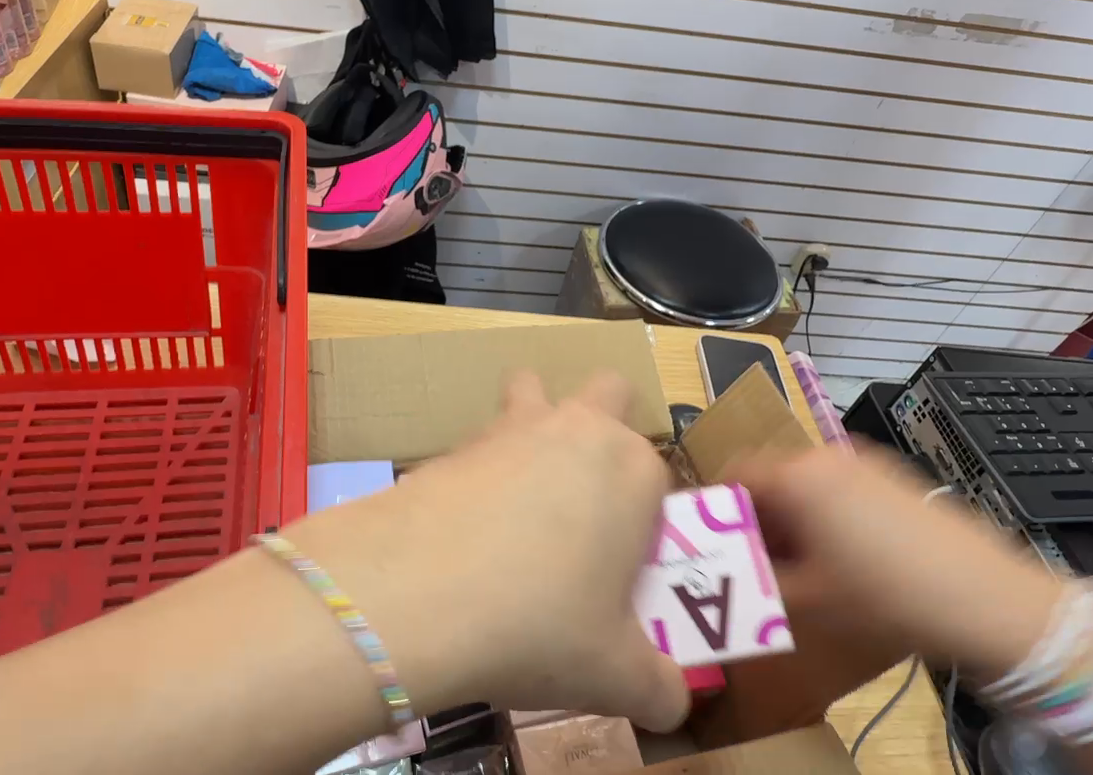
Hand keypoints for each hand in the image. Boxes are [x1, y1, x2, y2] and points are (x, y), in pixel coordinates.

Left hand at [284, 372, 689, 730]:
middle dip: (607, 424)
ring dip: (536, 418)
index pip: (659, 479)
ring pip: (533, 389)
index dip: (647, 522)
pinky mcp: (455, 441)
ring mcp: (512, 427)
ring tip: (525, 489)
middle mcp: (578, 430)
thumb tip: (671, 703)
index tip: (624, 570)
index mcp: (633, 470)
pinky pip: (480, 441)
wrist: (420, 591)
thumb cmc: (541, 622)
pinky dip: (481, 470)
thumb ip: (658, 687)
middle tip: (589, 498)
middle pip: (608, 393)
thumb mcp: (615, 675)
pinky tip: (468, 527)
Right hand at [733, 446, 1064, 682]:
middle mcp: (823, 455)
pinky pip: (837, 486)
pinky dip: (823, 512)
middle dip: (757, 516)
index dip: (719, 510)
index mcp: (796, 474)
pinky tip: (842, 554)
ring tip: (799, 563)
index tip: (717, 544)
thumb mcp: (809, 598)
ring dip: (790, 516)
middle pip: (769, 476)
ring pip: (804, 482)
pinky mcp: (892, 475)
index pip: (733, 475)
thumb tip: (725, 572)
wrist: (992, 600)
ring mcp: (862, 461)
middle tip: (757, 561)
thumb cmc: (888, 596)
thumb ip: (755, 580)